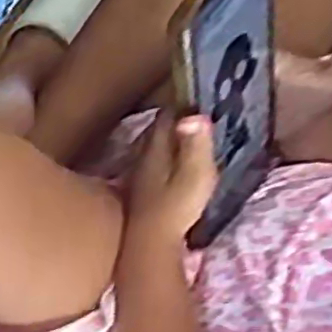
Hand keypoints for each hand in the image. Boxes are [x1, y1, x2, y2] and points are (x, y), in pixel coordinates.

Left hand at [127, 112, 216, 243]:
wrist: (148, 243)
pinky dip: (162, 155)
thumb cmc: (176, 207)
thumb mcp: (195, 173)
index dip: (179, 104)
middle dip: (171, 118)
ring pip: (149, 150)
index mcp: (154, 155)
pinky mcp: (139, 194)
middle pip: (153, 134)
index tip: (195, 89)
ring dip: (165, 137)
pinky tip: (170, 160)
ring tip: (183, 127)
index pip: (163, 121)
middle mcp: (140, 164)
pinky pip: (150, 165)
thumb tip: (192, 116)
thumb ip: (194, 145)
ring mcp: (137, 180)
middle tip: (191, 104)